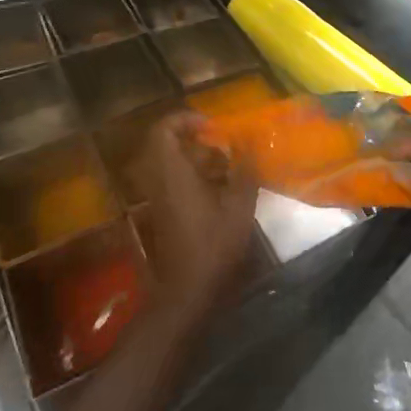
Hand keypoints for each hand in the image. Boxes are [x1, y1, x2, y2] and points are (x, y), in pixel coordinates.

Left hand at [135, 114, 259, 311]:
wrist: (187, 290)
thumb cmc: (213, 246)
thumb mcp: (239, 207)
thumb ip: (245, 170)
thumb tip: (250, 143)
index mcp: (174, 173)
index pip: (163, 130)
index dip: (184, 119)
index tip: (211, 124)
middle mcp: (160, 181)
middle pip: (169, 146)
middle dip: (198, 141)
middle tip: (226, 147)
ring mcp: (160, 198)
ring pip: (174, 165)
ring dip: (200, 160)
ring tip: (231, 170)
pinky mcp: (165, 212)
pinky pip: (176, 181)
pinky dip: (196, 178)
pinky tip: (224, 192)